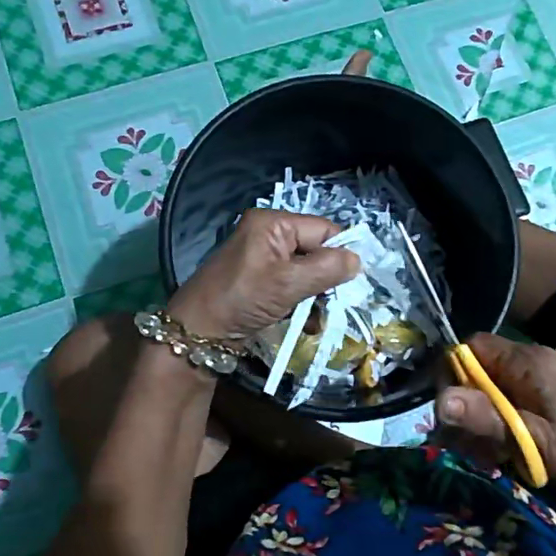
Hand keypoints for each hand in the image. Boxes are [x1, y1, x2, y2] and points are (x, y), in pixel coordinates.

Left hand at [167, 209, 359, 341]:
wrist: (197, 332)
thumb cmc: (241, 299)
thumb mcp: (288, 283)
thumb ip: (327, 269)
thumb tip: (358, 260)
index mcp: (273, 222)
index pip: (324, 229)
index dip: (340, 253)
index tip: (349, 282)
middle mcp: (269, 232)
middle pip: (317, 248)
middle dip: (328, 277)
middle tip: (331, 301)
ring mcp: (264, 255)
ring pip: (308, 268)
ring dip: (317, 292)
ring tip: (318, 315)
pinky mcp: (262, 277)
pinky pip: (294, 281)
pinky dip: (303, 299)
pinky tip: (307, 319)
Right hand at [434, 333, 555, 506]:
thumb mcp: (534, 442)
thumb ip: (487, 419)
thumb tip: (439, 401)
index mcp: (530, 361)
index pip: (471, 347)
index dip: (452, 376)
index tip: (449, 416)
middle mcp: (537, 359)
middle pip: (481, 371)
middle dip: (468, 408)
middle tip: (470, 449)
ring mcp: (550, 377)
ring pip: (498, 390)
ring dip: (486, 423)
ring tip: (491, 459)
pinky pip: (518, 401)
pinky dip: (507, 426)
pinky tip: (512, 455)